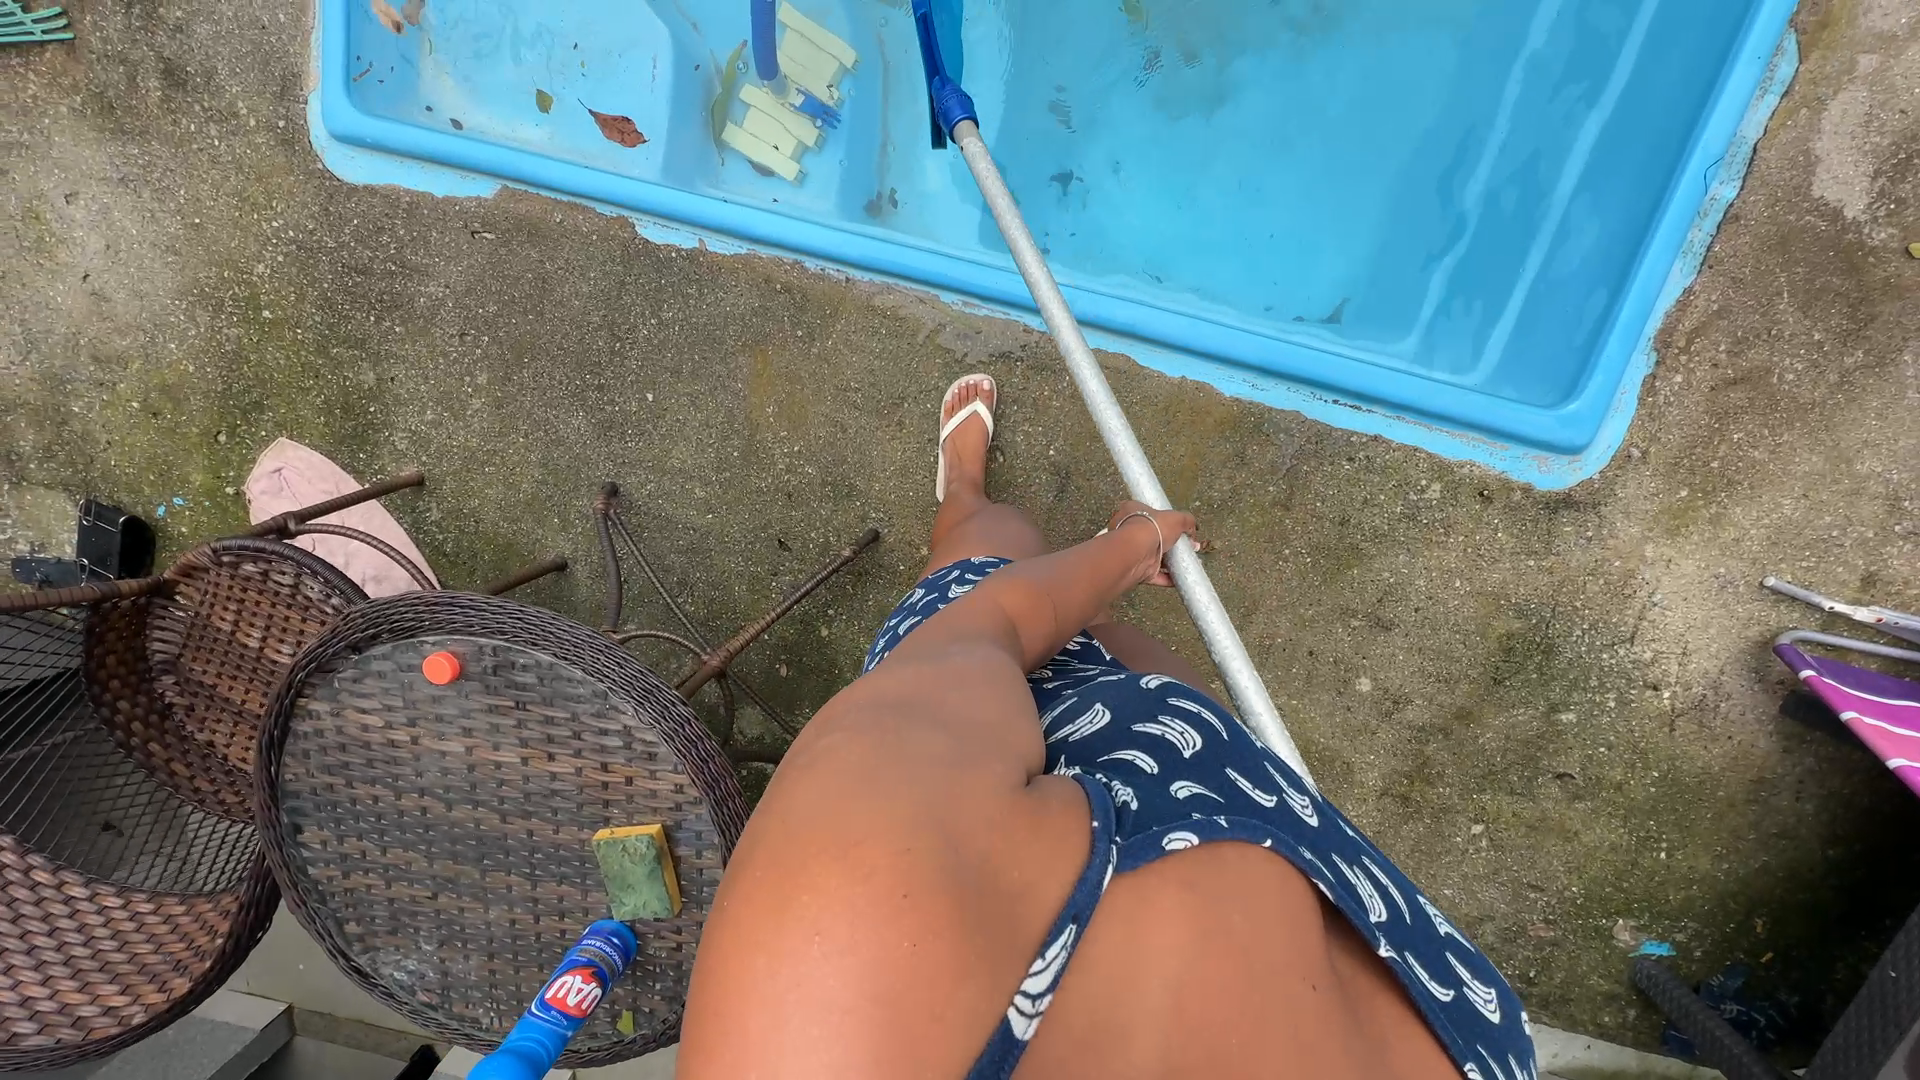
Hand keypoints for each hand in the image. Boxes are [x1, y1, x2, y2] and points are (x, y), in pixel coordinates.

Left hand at [1106, 501, 1198, 587]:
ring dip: (1172, 562)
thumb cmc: (1150, 527)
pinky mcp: (1137, 570)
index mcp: (1132, 511)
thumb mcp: (1176, 518)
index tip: (1179, 527)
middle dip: (1173, 543)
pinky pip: (1155, 575)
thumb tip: (1191, 525)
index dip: (1165, 520)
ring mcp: (1133, 552)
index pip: (1149, 513)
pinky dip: (1168, 578)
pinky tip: (1180, 577)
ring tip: (1189, 561)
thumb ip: (1186, 520)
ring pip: (1155, 557)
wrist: (1137, 551)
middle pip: (1154, 537)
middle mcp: (1130, 532)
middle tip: (1189, 546)